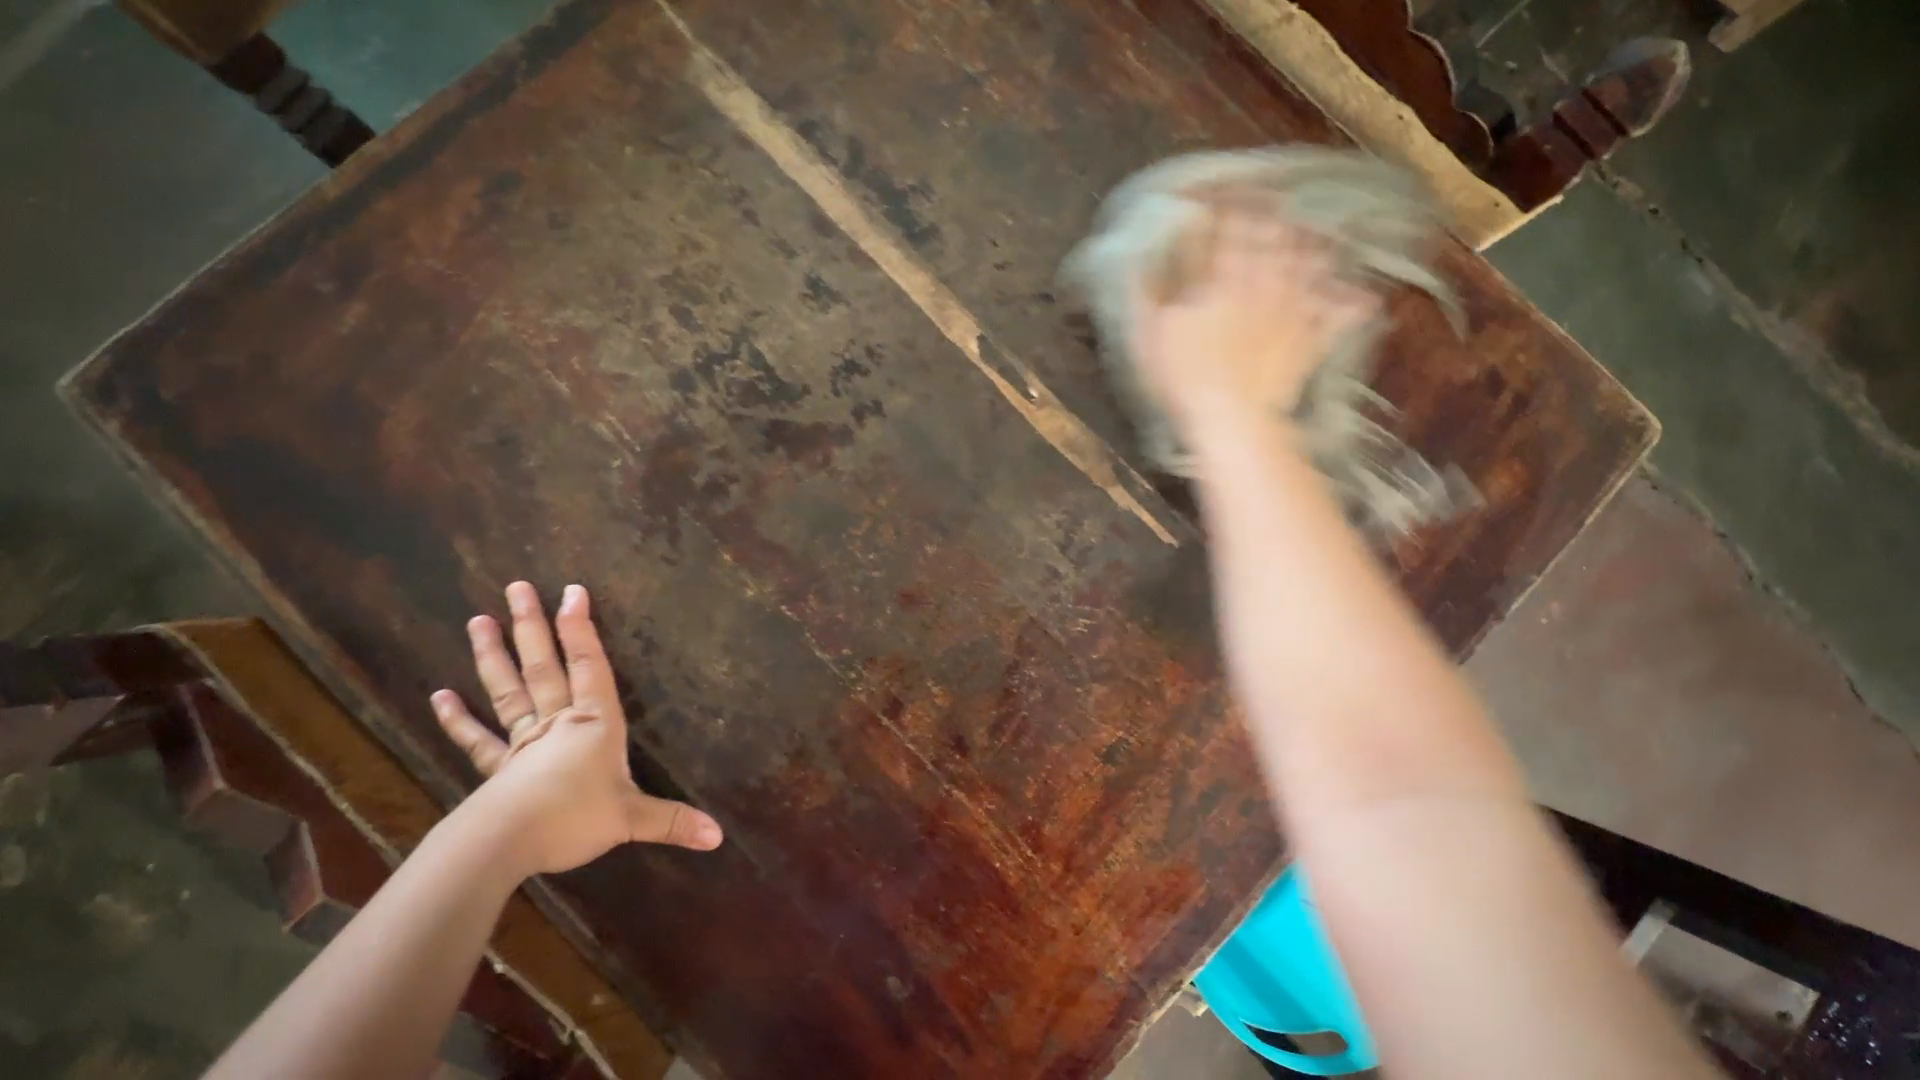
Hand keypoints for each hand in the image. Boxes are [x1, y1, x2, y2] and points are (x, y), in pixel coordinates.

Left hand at [430, 581, 722, 876]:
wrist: (509, 841)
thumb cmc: (575, 817)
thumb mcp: (632, 819)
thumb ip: (673, 821)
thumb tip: (719, 835)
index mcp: (593, 724)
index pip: (589, 667)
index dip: (581, 629)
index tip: (571, 591)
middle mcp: (558, 723)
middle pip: (544, 667)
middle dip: (532, 626)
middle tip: (516, 587)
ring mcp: (523, 744)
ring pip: (509, 691)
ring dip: (493, 656)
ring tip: (477, 620)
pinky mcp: (498, 769)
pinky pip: (478, 741)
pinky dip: (458, 720)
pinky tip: (440, 696)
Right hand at [1132, 208, 1376, 438]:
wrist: (1232, 422)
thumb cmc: (1183, 379)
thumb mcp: (1148, 335)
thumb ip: (1146, 291)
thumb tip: (1138, 255)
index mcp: (1219, 279)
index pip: (1222, 226)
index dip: (1219, 203)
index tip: (1210, 193)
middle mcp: (1261, 284)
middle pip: (1273, 235)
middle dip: (1269, 213)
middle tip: (1267, 199)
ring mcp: (1291, 311)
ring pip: (1309, 263)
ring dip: (1311, 244)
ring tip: (1312, 232)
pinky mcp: (1310, 341)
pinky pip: (1339, 314)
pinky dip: (1351, 303)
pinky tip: (1361, 294)